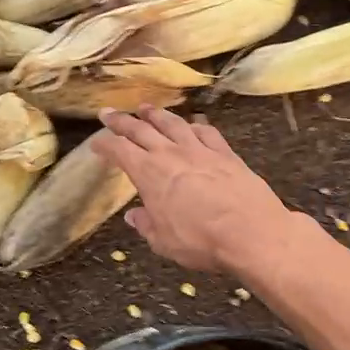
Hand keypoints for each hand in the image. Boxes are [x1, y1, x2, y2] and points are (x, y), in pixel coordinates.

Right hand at [93, 105, 300, 272]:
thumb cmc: (200, 241)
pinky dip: (195, 125)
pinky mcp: (226, 154)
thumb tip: (134, 216)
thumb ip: (146, 224)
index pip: (119, 150)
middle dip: (121, 120)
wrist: (253, 234)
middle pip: (141, 129)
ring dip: (156, 114)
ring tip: (146, 108)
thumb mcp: (162, 241)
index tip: (96, 144)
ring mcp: (200, 151)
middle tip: (108, 113)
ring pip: (173, 124)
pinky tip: (193, 123)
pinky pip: (207, 132)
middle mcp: (170, 155)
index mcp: (148, 174)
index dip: (104, 144)